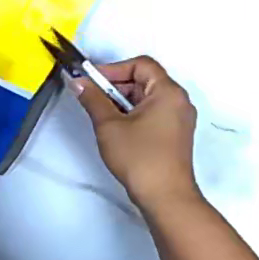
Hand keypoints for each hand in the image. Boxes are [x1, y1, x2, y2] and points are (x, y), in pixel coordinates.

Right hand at [72, 55, 200, 205]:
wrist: (164, 195)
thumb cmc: (139, 157)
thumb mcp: (108, 125)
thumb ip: (93, 99)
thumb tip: (79, 83)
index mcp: (168, 92)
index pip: (141, 64)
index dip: (113, 68)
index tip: (91, 81)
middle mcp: (179, 100)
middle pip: (144, 79)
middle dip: (115, 85)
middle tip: (91, 98)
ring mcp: (179, 118)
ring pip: (147, 97)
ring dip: (122, 101)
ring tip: (101, 115)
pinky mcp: (175, 133)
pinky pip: (152, 112)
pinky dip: (132, 113)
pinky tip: (116, 128)